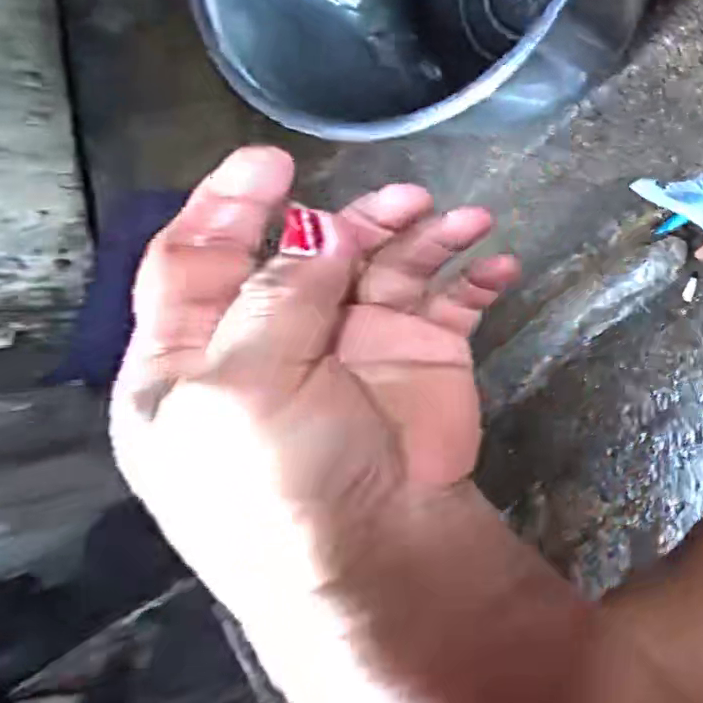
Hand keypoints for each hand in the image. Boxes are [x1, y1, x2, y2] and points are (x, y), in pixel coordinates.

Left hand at [110, 146, 520, 619]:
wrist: (380, 542)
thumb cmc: (281, 478)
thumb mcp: (242, 390)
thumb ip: (279, 299)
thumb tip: (325, 230)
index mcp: (205, 348)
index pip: (201, 257)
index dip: (230, 205)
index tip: (271, 160)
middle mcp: (287, 333)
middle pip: (318, 248)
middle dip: (360, 217)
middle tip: (408, 200)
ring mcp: (365, 339)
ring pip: (395, 263)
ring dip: (432, 237)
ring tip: (471, 221)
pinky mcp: (429, 351)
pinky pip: (455, 299)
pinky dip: (478, 277)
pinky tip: (501, 265)